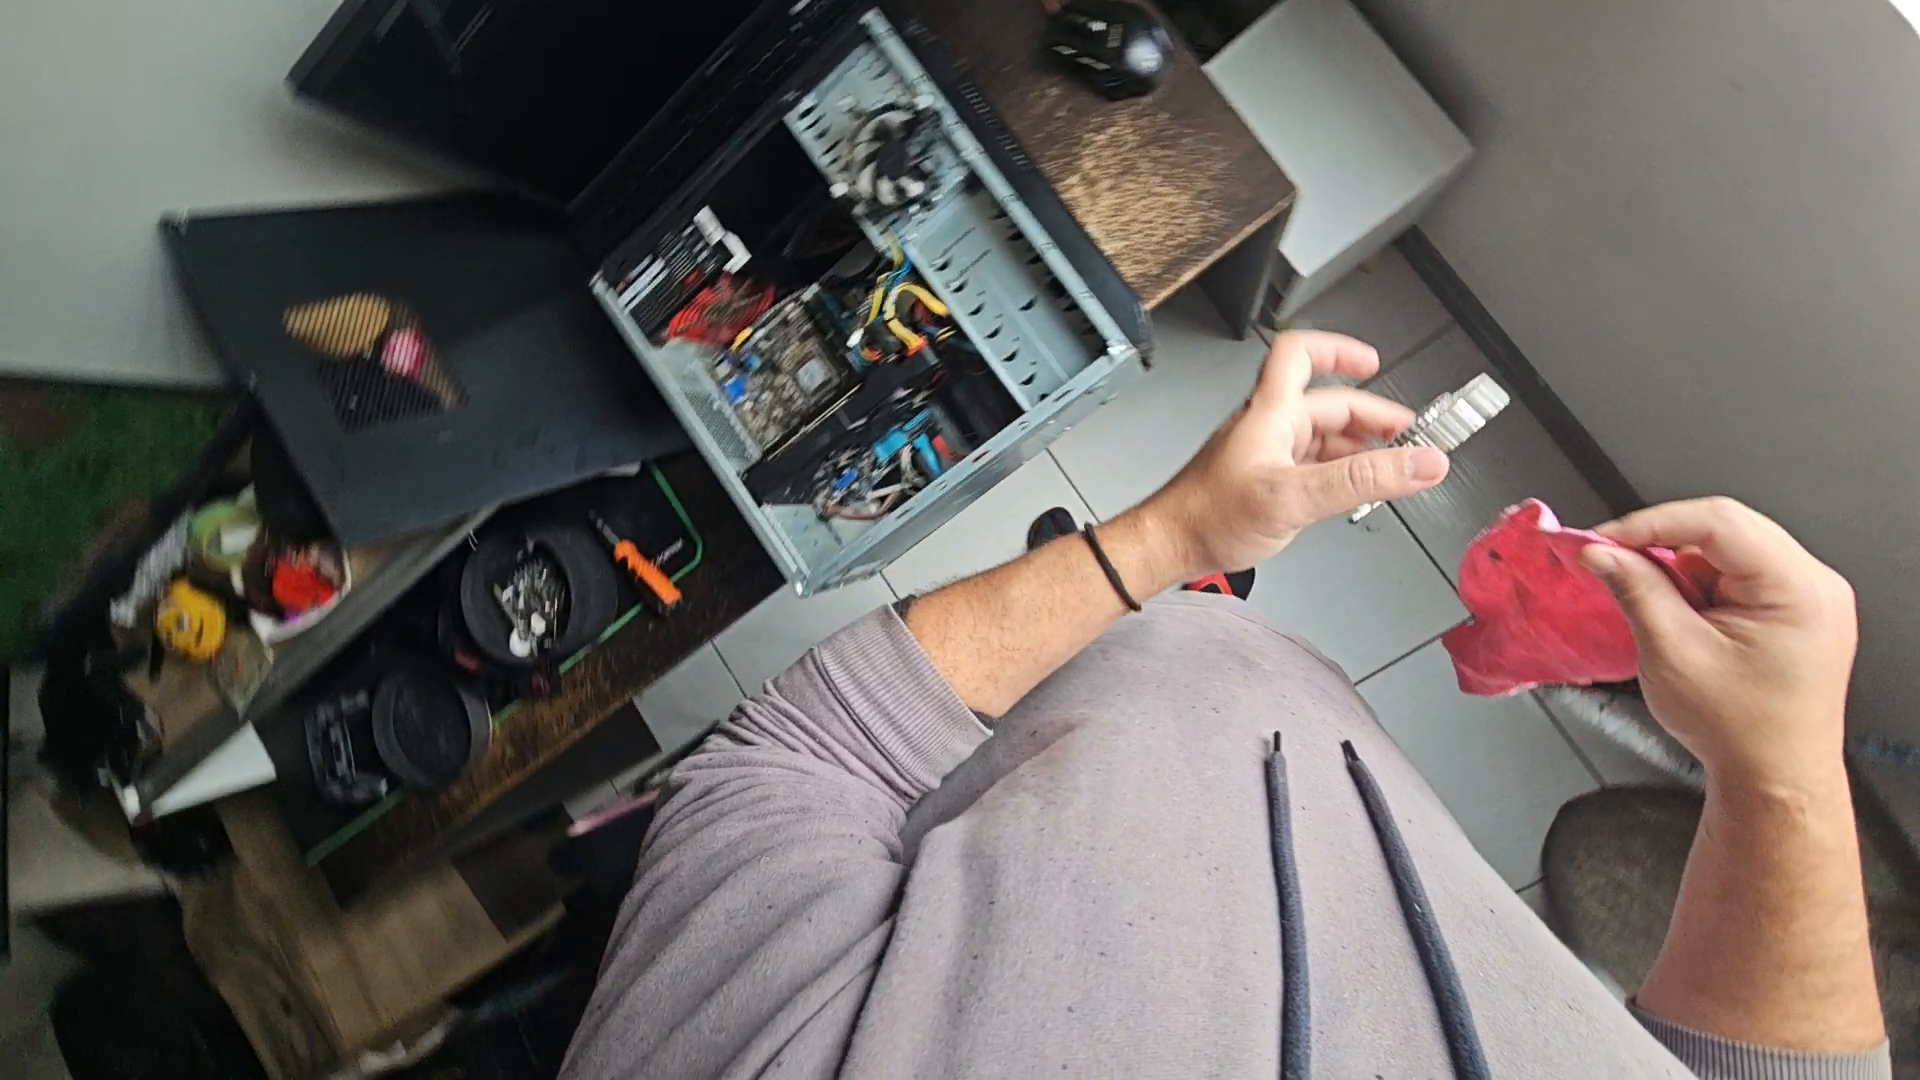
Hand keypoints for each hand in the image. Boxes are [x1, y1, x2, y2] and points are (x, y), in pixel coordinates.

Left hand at [1134, 330, 1450, 579]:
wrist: (1170, 545)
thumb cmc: (1207, 516)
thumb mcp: (1292, 496)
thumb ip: (1360, 480)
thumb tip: (1420, 463)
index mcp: (1270, 413)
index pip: (1299, 354)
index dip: (1337, 349)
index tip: (1371, 362)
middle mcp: (1266, 427)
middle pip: (1328, 405)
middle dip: (1372, 419)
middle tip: (1409, 442)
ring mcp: (1264, 453)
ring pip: (1321, 439)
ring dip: (1358, 450)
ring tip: (1391, 471)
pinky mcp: (1262, 480)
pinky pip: (1309, 466)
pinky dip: (1337, 473)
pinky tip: (1352, 492)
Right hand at [1581, 498, 1857, 794]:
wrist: (1770, 769)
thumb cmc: (1735, 723)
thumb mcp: (1671, 650)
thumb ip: (1635, 590)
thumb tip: (1599, 551)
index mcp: (1798, 590)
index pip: (1718, 523)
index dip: (1649, 523)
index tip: (1599, 541)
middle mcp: (1810, 584)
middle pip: (1721, 526)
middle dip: (1656, 539)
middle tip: (1607, 559)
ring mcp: (1800, 594)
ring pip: (1717, 546)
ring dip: (1670, 564)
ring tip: (1650, 605)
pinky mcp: (1782, 605)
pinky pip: (1723, 570)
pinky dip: (1685, 581)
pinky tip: (1673, 611)